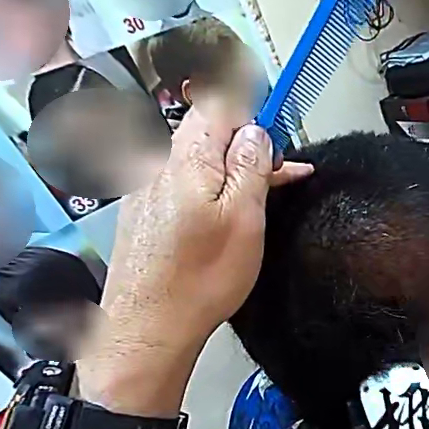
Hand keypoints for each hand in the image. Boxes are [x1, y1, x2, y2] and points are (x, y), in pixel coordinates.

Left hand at [83, 113, 310, 411]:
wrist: (149, 325)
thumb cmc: (200, 278)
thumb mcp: (245, 218)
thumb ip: (252, 167)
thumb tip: (257, 132)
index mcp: (188, 158)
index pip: (219, 104)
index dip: (252, 104)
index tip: (276, 112)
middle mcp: (159, 164)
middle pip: (208, 131)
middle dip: (248, 140)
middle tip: (284, 164)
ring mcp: (147, 187)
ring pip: (199, 158)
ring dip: (236, 165)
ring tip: (270, 186)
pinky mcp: (145, 211)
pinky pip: (185, 181)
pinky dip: (214, 185)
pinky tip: (233, 206)